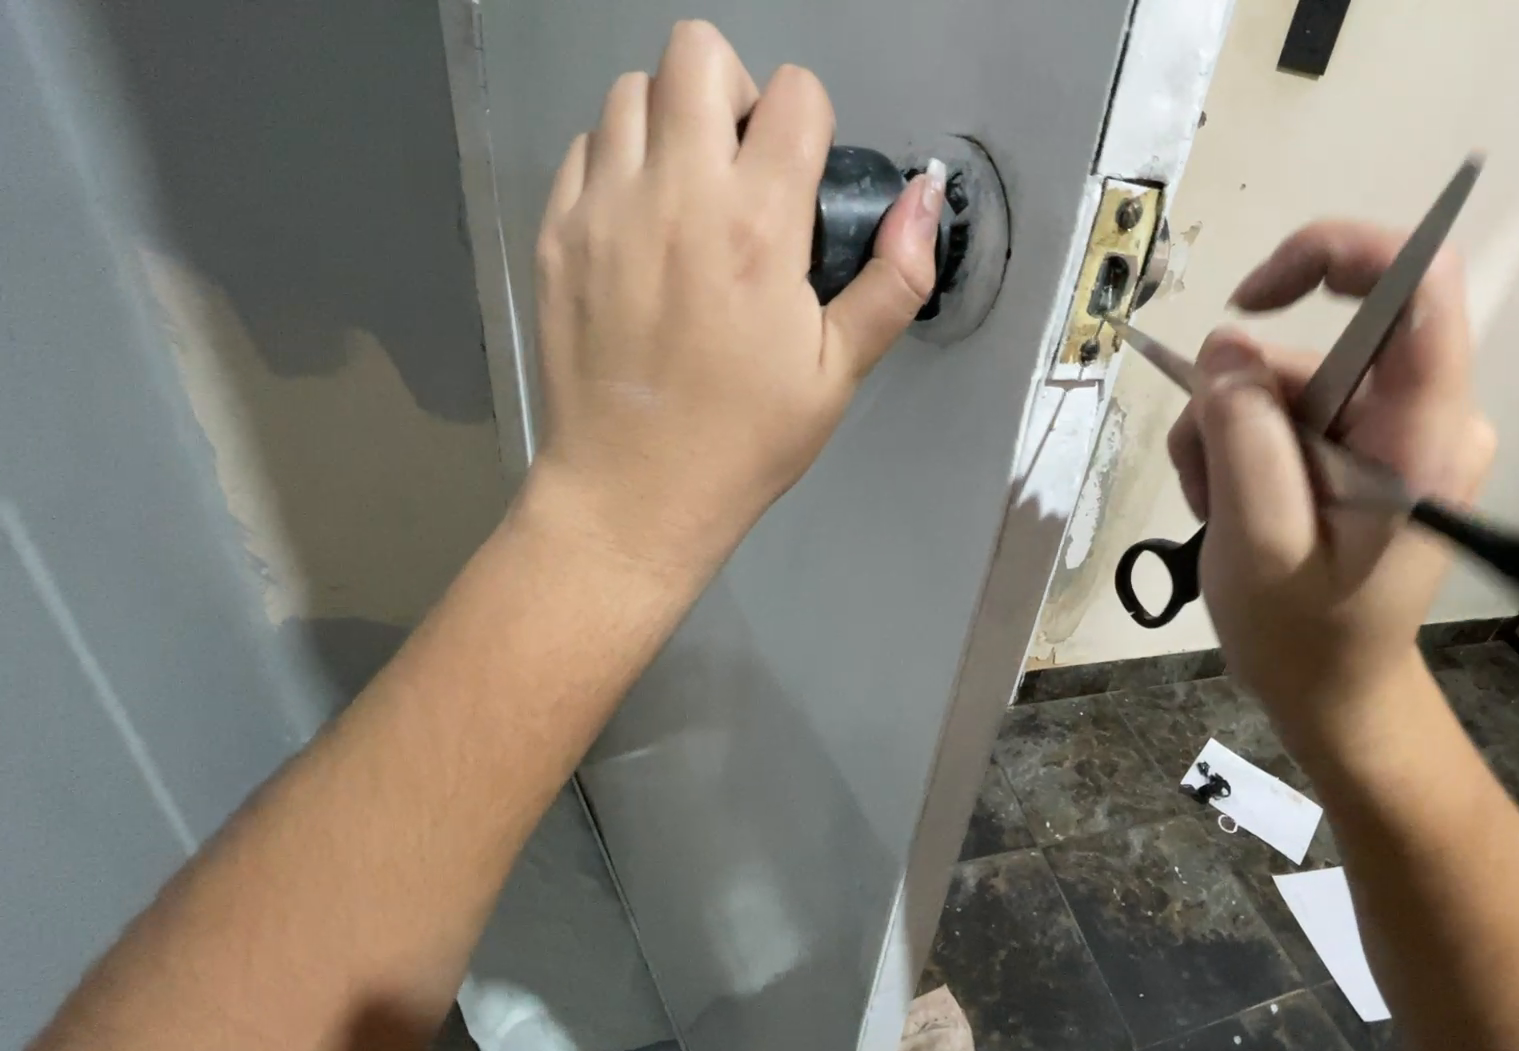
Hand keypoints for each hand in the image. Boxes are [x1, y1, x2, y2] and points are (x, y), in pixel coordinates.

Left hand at [519, 21, 942, 572]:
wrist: (634, 492)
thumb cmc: (749, 439)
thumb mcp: (840, 371)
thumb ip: (893, 279)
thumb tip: (925, 197)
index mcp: (757, 228)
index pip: (795, 95)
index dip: (814, 125)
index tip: (807, 181)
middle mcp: (674, 194)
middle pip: (697, 53)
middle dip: (736, 93)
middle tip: (745, 170)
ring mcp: (602, 208)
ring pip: (632, 91)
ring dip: (674, 123)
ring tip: (692, 198)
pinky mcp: (556, 232)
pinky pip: (587, 148)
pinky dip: (622, 162)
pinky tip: (642, 228)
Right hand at [1167, 221, 1495, 740]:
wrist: (1334, 694)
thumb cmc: (1303, 635)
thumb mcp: (1256, 539)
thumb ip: (1240, 433)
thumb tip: (1225, 347)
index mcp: (1423, 432)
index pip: (1415, 282)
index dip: (1331, 254)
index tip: (1246, 300)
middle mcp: (1420, 416)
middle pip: (1313, 351)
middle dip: (1236, 407)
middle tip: (1208, 485)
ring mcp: (1386, 435)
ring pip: (1281, 388)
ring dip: (1226, 441)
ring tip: (1217, 514)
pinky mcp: (1357, 453)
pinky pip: (1281, 419)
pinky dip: (1237, 456)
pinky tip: (1228, 510)